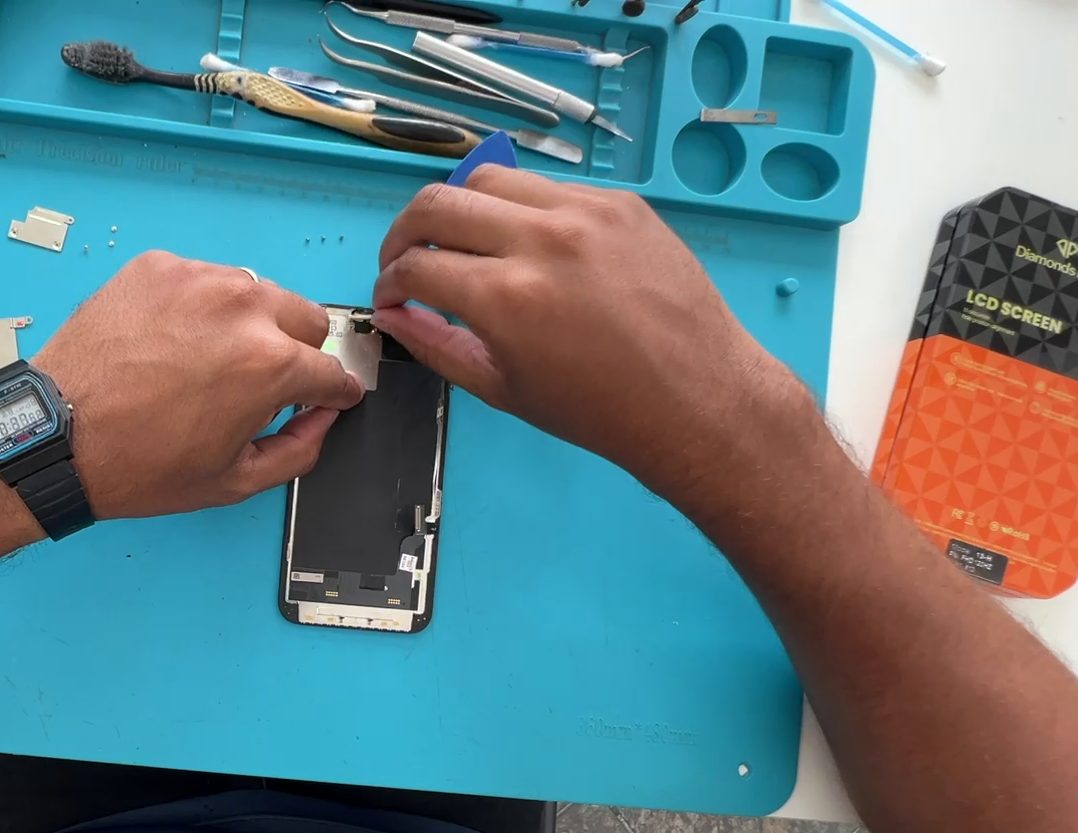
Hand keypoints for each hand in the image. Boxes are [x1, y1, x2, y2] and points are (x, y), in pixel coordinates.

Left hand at [37, 252, 365, 518]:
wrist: (57, 437)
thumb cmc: (142, 466)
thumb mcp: (233, 481)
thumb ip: (298, 451)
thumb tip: (322, 420)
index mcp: (271, 364)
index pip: (332, 371)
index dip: (334, 393)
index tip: (327, 398)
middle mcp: (243, 307)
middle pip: (306, 319)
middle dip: (299, 354)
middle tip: (264, 384)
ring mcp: (198, 278)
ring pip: (257, 294)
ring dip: (251, 326)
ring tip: (210, 362)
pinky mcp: (158, 266)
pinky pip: (205, 281)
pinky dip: (202, 309)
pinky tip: (173, 342)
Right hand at [369, 166, 816, 503]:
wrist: (691, 395)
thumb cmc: (588, 408)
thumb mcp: (496, 386)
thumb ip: (432, 343)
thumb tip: (389, 314)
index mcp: (504, 298)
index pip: (415, 266)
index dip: (386, 284)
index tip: (388, 298)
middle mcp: (539, 238)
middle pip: (437, 203)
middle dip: (402, 235)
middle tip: (403, 262)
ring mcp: (584, 211)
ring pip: (488, 179)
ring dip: (455, 210)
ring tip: (457, 244)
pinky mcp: (620, 201)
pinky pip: (544, 188)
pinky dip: (513, 210)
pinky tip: (519, 244)